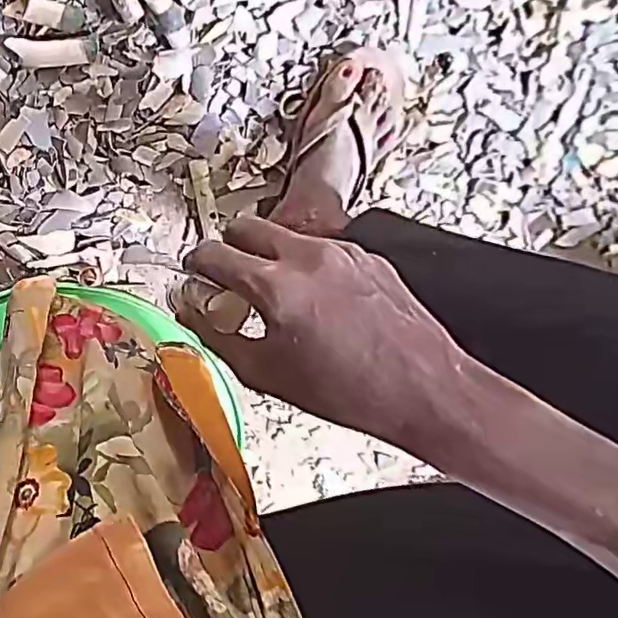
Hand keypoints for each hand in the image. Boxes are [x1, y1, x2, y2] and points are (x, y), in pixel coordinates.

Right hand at [180, 216, 471, 447]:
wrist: (425, 391)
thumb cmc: (349, 389)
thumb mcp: (263, 372)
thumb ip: (215, 335)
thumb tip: (192, 312)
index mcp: (275, 286)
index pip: (213, 253)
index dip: (195, 264)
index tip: (194, 275)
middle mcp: (307, 257)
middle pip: (243, 226)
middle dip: (227, 247)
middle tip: (225, 275)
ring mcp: (342, 252)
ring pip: (282, 233)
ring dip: (264, 254)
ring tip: (270, 292)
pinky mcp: (368, 258)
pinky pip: (319, 247)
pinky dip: (302, 264)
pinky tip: (310, 299)